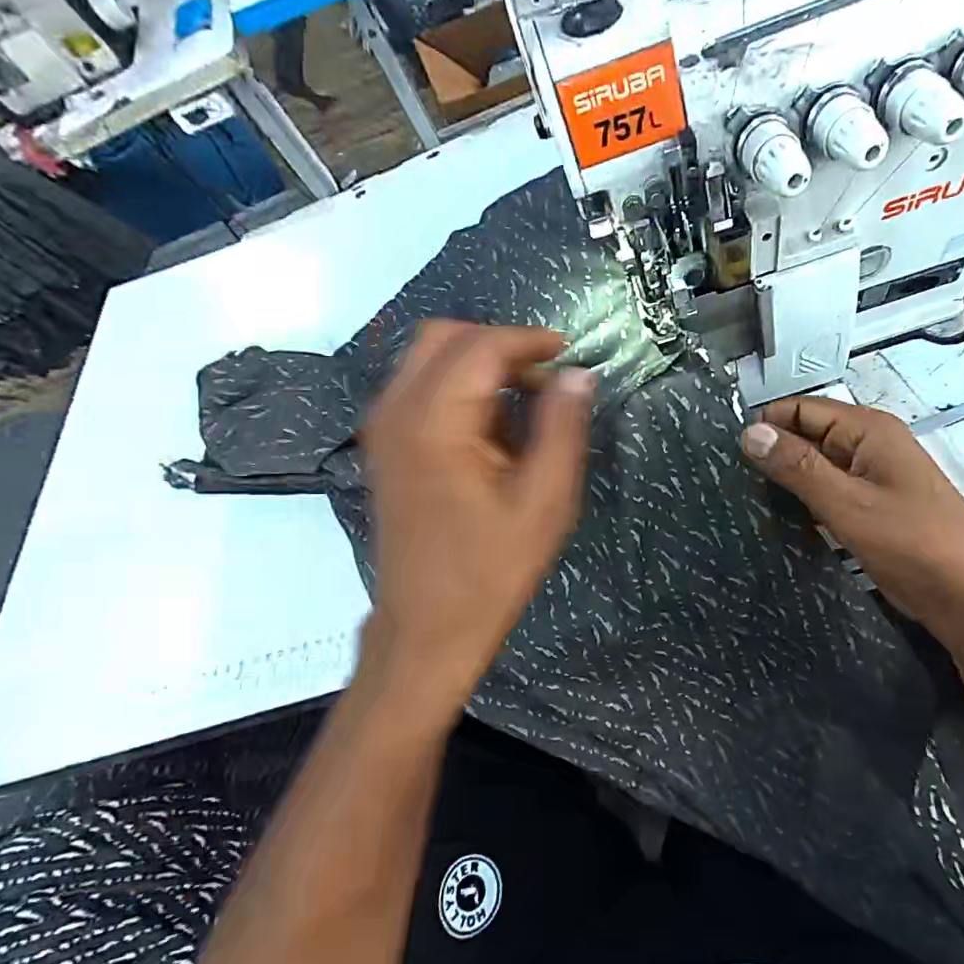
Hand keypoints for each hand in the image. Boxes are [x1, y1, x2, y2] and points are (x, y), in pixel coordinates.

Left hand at [360, 321, 594, 715]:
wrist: (429, 625)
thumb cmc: (494, 567)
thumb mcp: (547, 499)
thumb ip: (564, 427)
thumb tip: (579, 375)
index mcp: (434, 421)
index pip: (481, 346)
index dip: (530, 340)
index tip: (571, 355)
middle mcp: (396, 411)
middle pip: (445, 338)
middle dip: (502, 345)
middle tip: (549, 378)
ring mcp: (383, 428)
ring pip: (429, 359)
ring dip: (482, 366)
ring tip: (529, 406)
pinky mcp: (387, 447)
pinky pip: (422, 389)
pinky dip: (462, 388)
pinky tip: (496, 431)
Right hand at [739, 397, 963, 641]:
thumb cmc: (916, 544)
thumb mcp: (848, 503)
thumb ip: (798, 467)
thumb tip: (751, 434)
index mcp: (870, 431)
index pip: (803, 408)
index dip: (767, 423)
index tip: (727, 448)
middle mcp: (872, 448)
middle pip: (810, 438)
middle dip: (775, 456)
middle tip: (730, 481)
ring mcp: (874, 482)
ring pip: (819, 472)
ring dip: (790, 485)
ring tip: (747, 503)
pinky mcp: (874, 513)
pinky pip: (832, 499)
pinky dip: (809, 507)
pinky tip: (783, 524)